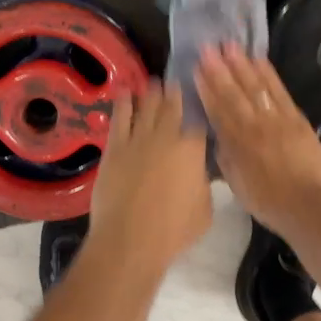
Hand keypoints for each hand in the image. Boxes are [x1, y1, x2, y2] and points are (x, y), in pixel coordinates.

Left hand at [89, 82, 212, 272]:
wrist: (130, 238)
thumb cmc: (173, 231)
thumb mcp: (204, 209)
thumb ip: (203, 185)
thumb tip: (199, 174)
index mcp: (192, 150)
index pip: (198, 122)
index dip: (198, 111)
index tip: (198, 104)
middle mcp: (167, 137)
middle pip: (172, 107)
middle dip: (174, 93)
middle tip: (174, 82)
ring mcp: (139, 139)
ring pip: (147, 107)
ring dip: (151, 93)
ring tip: (153, 82)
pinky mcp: (115, 147)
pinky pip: (120, 118)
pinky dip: (124, 103)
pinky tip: (125, 93)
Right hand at [194, 44, 320, 239]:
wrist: (305, 205)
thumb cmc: (266, 200)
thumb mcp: (235, 182)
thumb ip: (225, 154)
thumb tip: (217, 134)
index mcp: (235, 142)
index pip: (217, 108)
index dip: (206, 86)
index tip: (197, 67)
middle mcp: (253, 125)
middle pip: (233, 92)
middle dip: (219, 68)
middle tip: (208, 47)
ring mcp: (276, 119)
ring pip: (255, 86)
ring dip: (241, 65)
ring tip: (230, 46)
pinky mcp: (296, 118)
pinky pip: (279, 91)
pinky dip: (268, 74)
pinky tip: (259, 60)